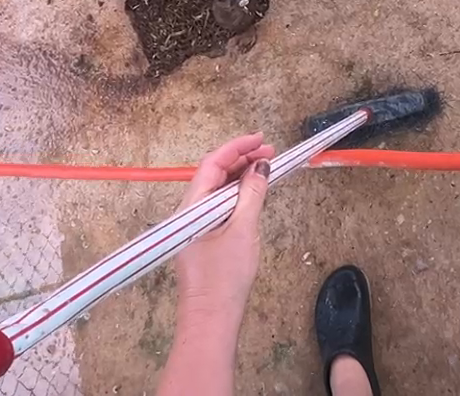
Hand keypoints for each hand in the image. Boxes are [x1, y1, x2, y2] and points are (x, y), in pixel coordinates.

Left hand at [172, 133, 273, 318]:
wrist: (211, 320)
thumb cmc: (225, 277)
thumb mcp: (243, 229)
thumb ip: (252, 193)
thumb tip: (260, 166)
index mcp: (192, 206)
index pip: (213, 163)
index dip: (237, 146)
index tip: (261, 138)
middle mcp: (189, 211)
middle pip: (214, 173)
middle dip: (241, 158)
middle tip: (270, 152)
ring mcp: (195, 224)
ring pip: (217, 188)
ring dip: (241, 175)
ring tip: (265, 167)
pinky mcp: (202, 236)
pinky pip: (219, 204)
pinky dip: (237, 193)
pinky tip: (252, 191)